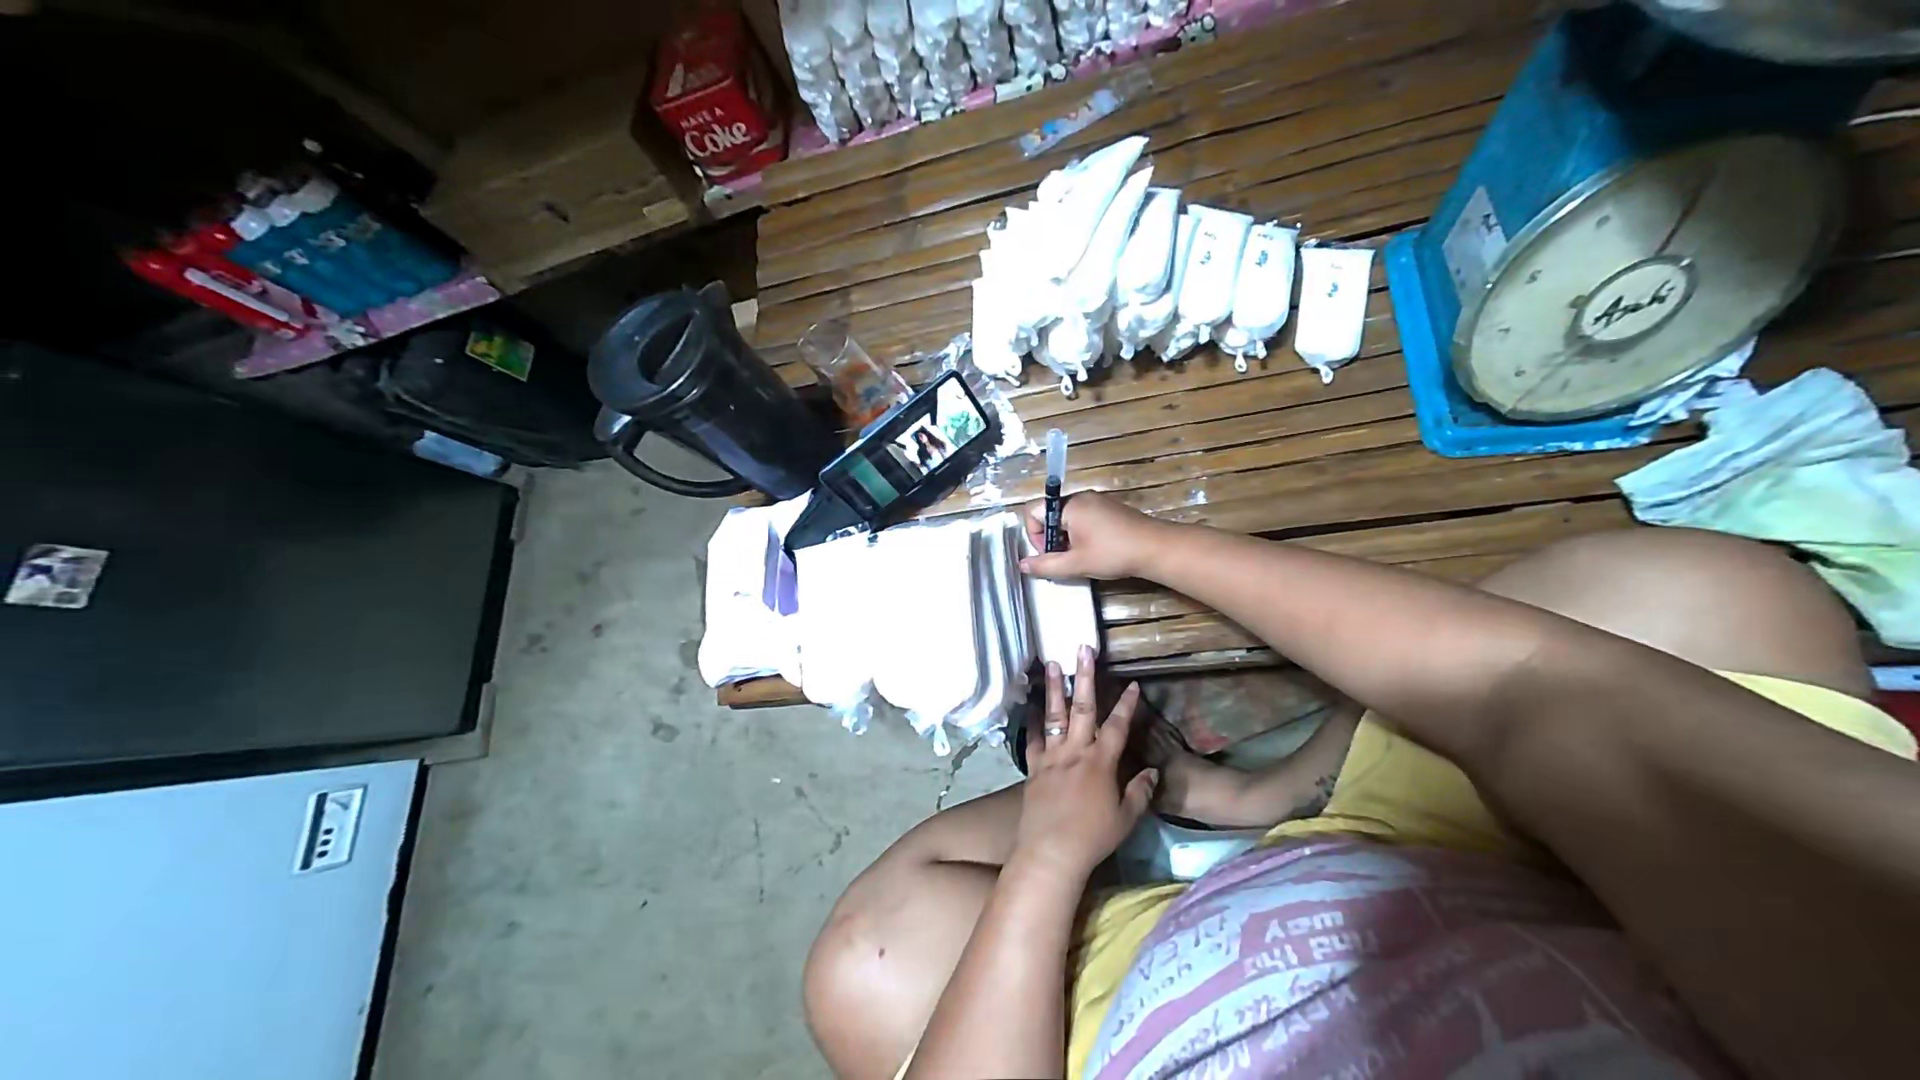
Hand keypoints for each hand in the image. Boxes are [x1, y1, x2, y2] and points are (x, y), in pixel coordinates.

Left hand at [1013, 646, 1157, 880]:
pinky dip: (1032, 722)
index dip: (1126, 704)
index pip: (1118, 726)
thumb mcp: (1126, 818)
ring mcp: (1052, 757)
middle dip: (1085, 677)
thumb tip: (1152, 772)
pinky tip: (1030, 707)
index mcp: (1101, 762)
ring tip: (1052, 663)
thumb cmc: (1093, 837)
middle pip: (1082, 708)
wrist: (1050, 852)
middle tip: (1083, 650)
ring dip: (1054, 688)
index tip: (1132, 684)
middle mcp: (1076, 752)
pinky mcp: (1033, 768)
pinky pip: (1033, 739)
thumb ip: (1139, 792)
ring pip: (1054, 715)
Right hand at [1020, 491, 1165, 579]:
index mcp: (1069, 505)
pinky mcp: (1110, 509)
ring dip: (1067, 538)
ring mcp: (1098, 501)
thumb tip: (1022, 565)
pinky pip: (1084, 518)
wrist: (1156, 549)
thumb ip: (1046, 564)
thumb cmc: (1113, 553)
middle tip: (1066, 559)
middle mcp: (1081, 497)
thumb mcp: (1076, 563)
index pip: (1034, 511)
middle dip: (1052, 538)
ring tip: (1082, 557)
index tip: (1049, 553)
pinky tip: (1096, 551)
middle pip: (1051, 514)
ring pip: (1068, 518)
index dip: (1034, 535)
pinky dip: (1082, 534)